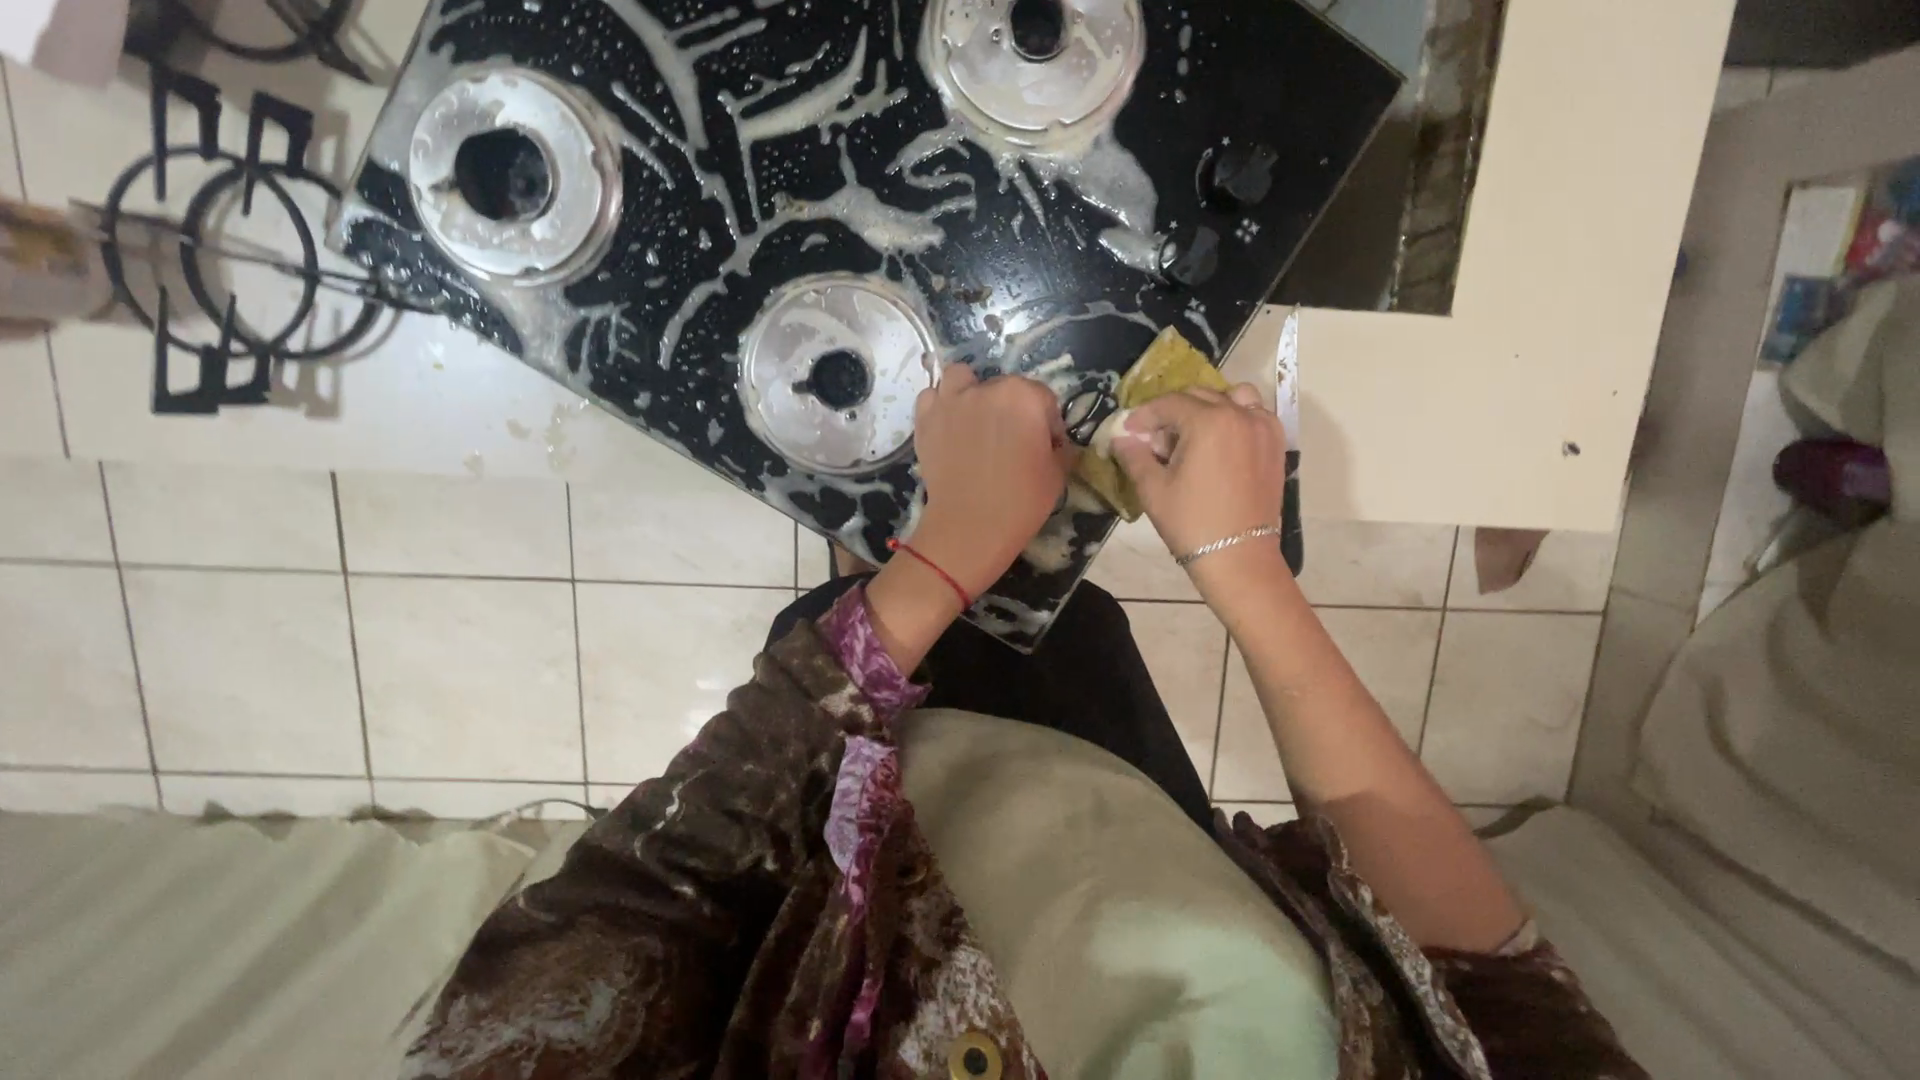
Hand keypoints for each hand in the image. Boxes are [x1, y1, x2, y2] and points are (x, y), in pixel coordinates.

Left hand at [907, 364, 1074, 597]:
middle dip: (1010, 408)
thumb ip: (1059, 447)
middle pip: (1004, 387)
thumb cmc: (1021, 502)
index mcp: (1025, 397)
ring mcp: (951, 401)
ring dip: (969, 391)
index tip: (1044, 445)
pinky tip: (949, 426)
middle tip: (1009, 440)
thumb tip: (1053, 442)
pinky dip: (940, 406)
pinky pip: (931, 397)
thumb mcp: (1057, 474)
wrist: (970, 526)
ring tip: (974, 418)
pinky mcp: (925, 419)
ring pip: (961, 378)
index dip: (1047, 422)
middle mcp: (987, 389)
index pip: (1044, 398)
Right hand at [1111, 384, 1287, 571]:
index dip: (1144, 416)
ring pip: (1233, 397)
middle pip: (1199, 396)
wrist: (1239, 557)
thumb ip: (1135, 456)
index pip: (1168, 404)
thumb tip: (1122, 438)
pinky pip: (1255, 415)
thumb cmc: (1192, 523)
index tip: (1129, 431)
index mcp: (1208, 421)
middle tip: (1156, 440)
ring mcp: (1263, 428)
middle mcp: (1240, 415)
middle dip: (1173, 412)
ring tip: (1193, 434)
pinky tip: (1221, 442)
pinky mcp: (1276, 444)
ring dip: (1208, 407)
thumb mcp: (1153, 489)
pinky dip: (1237, 417)